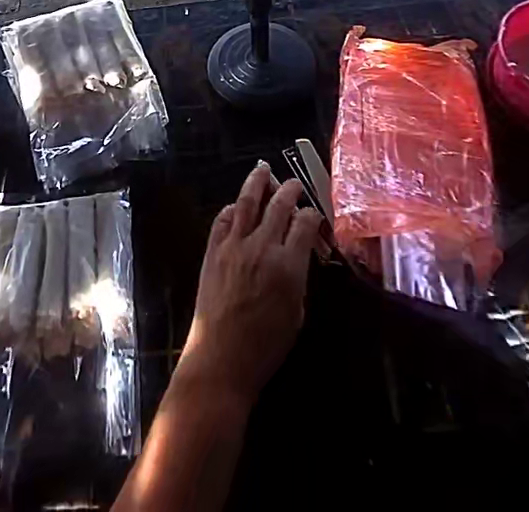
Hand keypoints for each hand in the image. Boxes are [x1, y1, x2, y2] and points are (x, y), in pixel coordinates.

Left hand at [177, 161, 323, 407]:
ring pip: (247, 201)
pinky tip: (236, 206)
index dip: (314, 214)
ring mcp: (234, 246)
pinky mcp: (213, 252)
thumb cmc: (265, 346)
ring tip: (263, 168)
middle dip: (291, 189)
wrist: (220, 361)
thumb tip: (298, 255)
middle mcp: (262, 247)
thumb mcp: (297, 312)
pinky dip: (231, 208)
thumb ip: (299, 276)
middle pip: (280, 204)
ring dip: (258, 181)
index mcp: (289, 264)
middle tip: (295, 184)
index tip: (315, 217)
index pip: (306, 222)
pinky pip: (223, 220)